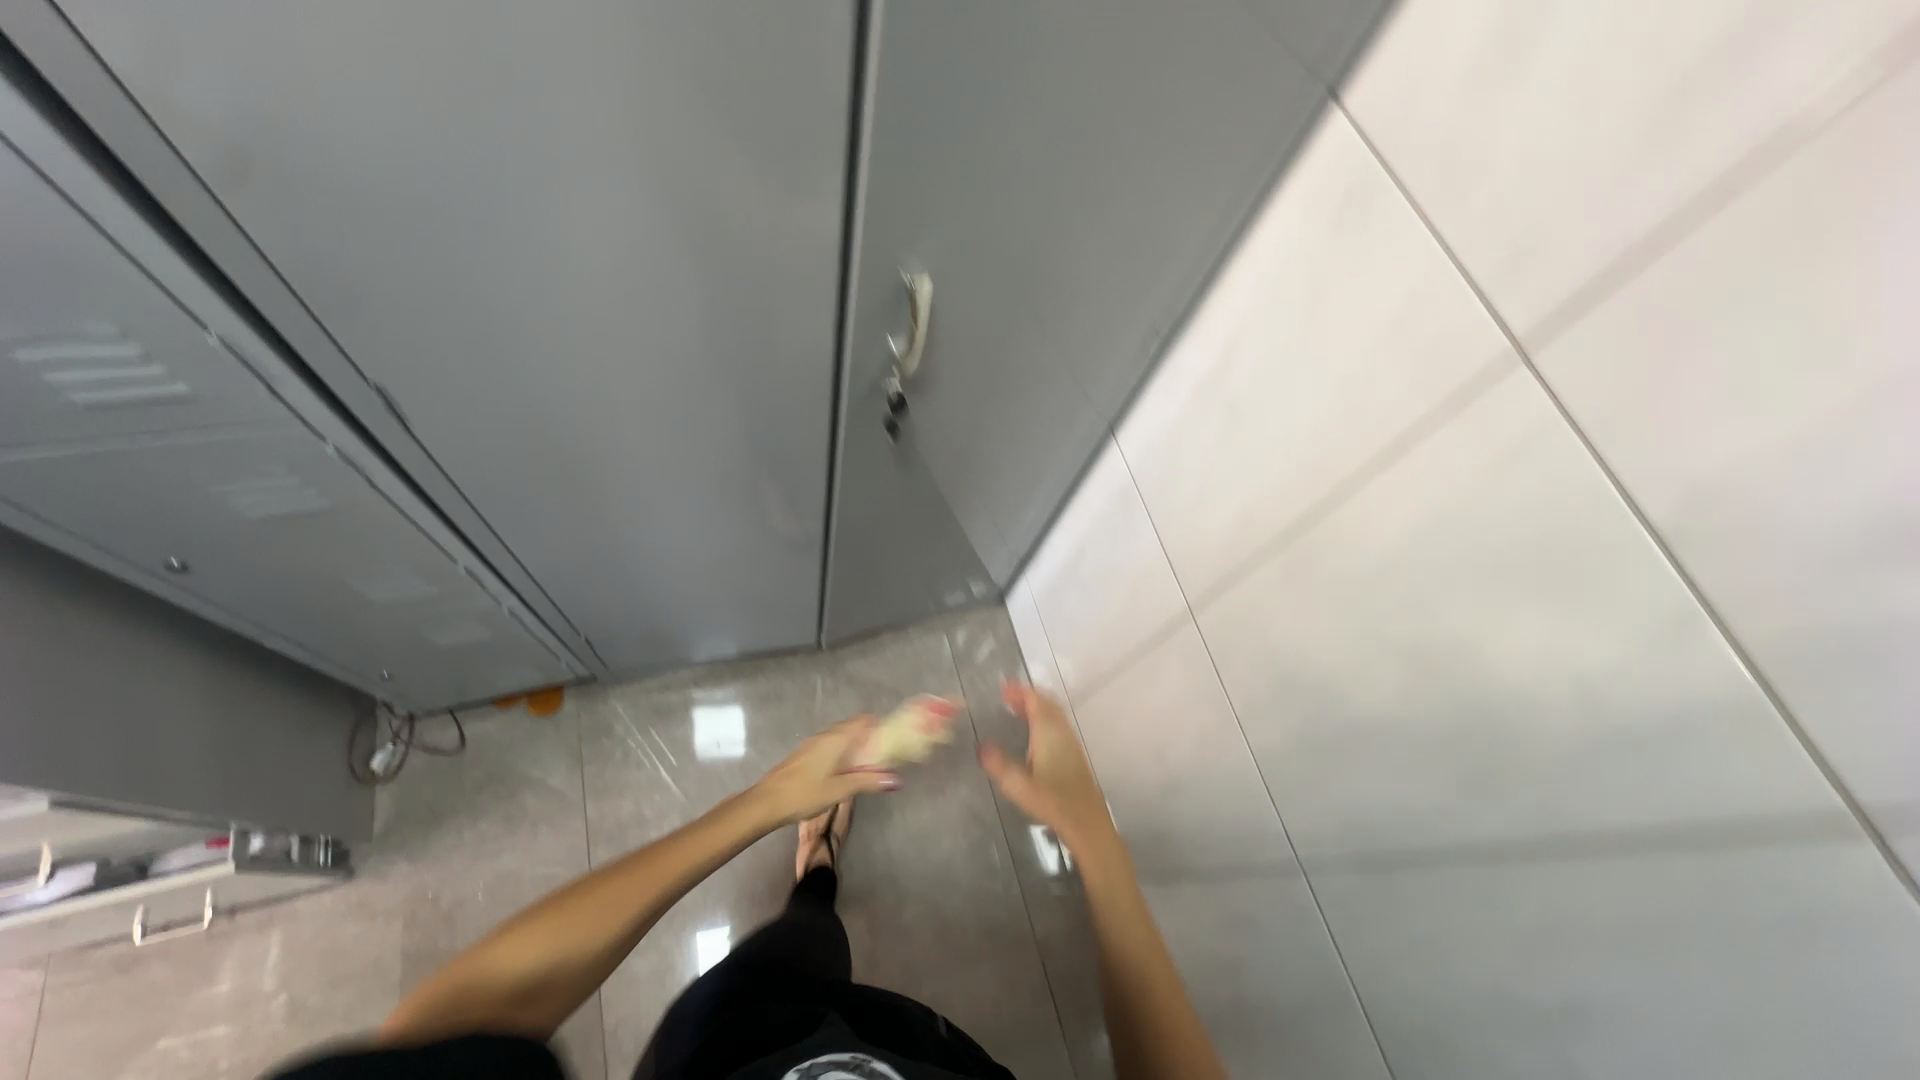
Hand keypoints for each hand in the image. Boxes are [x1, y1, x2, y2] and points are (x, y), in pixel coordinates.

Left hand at [749, 716, 899, 827]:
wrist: (766, 802)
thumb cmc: (806, 793)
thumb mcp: (841, 789)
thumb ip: (869, 781)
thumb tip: (897, 780)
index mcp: (836, 739)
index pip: (863, 720)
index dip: (880, 725)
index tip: (892, 739)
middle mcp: (825, 735)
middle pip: (853, 727)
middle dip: (869, 738)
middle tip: (884, 755)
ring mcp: (812, 743)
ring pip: (840, 737)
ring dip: (855, 746)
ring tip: (867, 765)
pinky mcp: (804, 754)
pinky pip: (830, 745)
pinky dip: (842, 752)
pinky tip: (843, 771)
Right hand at [979, 681, 1118, 853]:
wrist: (1085, 820)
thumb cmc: (1051, 800)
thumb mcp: (1017, 785)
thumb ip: (998, 764)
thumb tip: (981, 747)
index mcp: (1047, 731)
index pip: (1035, 700)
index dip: (1019, 690)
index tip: (1002, 687)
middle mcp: (1061, 730)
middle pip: (1046, 702)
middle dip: (1027, 695)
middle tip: (1007, 698)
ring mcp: (1070, 741)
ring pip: (1054, 713)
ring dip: (1036, 706)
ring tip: (1016, 711)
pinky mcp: (1074, 753)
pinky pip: (1057, 723)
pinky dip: (1043, 718)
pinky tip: (1033, 734)